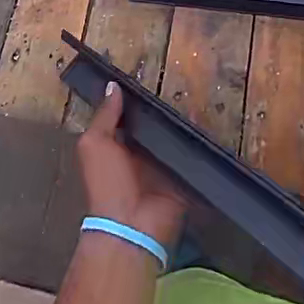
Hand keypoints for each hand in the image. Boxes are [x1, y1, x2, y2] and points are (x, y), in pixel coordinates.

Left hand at [77, 81, 186, 250]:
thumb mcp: (95, 143)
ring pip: (174, 138)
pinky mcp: (182, 178)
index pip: (128, 116)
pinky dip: (200, 144)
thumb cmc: (106, 181)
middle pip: (153, 126)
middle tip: (180, 86)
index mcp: (115, 144)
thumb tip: (113, 85)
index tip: (149, 76)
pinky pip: (192, 157)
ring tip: (198, 98)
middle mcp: (139, 153)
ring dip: (184, 123)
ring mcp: (162, 166)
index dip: (136, 100)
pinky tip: (208, 123)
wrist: (131, 226)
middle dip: (164, 110)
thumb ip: (105, 115)